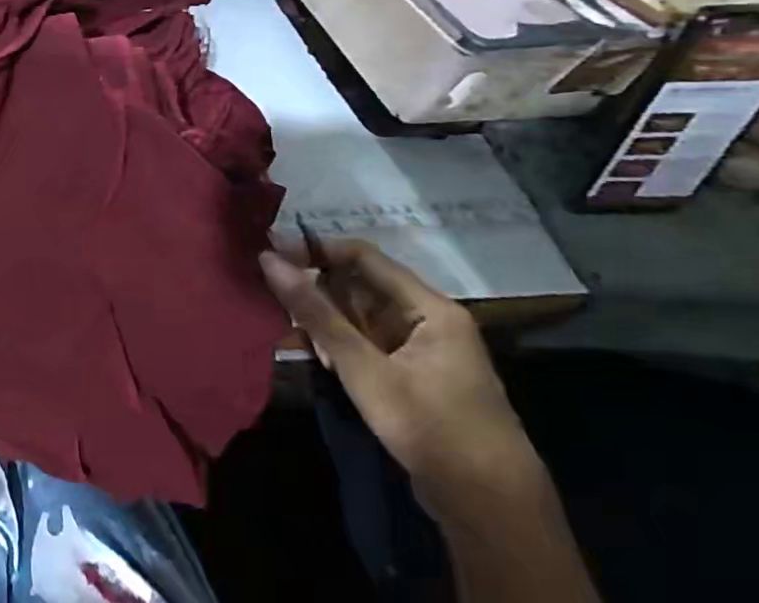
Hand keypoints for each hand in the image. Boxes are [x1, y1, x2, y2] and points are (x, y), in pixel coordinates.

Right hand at [258, 238, 544, 522]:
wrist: (490, 508)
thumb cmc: (430, 426)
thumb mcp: (363, 368)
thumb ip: (314, 312)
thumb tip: (268, 258)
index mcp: (428, 307)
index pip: (362, 256)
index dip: (315, 250)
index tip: (269, 254)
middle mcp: (425, 318)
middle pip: (358, 284)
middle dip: (314, 290)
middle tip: (271, 299)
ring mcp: (418, 347)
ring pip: (357, 314)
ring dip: (322, 320)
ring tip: (291, 334)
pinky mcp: (409, 373)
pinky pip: (364, 341)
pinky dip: (337, 343)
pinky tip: (315, 356)